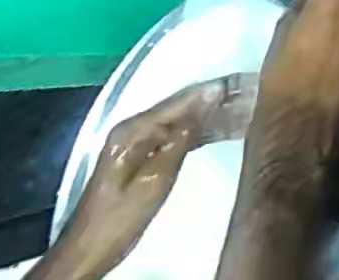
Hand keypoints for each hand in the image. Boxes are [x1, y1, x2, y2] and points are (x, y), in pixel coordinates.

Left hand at [44, 75, 256, 278]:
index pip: (182, 100)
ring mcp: (140, 141)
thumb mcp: (155, 178)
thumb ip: (182, 137)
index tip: (247, 83)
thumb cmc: (119, 219)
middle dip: (218, 99)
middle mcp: (137, 127)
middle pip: (185, 105)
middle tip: (252, 93)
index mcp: (135, 128)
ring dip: (214, 115)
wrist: (86, 256)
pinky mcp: (145, 155)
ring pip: (185, 119)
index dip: (215, 91)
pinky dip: (203, 131)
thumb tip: (209, 99)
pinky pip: (180, 134)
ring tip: (247, 109)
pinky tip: (226, 129)